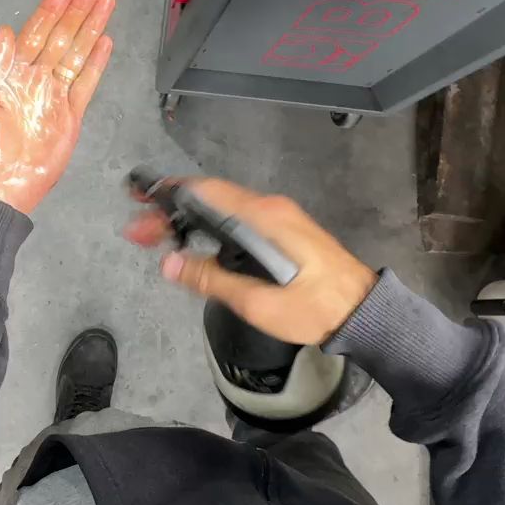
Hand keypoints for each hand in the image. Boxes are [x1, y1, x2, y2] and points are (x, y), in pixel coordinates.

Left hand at [0, 0, 115, 213]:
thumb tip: (7, 31)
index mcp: (10, 74)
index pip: (35, 32)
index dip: (50, 8)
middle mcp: (35, 80)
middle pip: (61, 36)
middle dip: (79, 8)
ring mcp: (55, 98)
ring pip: (77, 54)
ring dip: (92, 27)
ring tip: (106, 0)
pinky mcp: (71, 118)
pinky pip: (86, 85)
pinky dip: (96, 64)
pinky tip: (105, 41)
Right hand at [124, 178, 378, 344]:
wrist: (366, 313)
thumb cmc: (314, 309)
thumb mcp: (258, 302)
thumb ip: (211, 280)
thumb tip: (168, 264)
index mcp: (262, 218)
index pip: (206, 191)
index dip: (168, 193)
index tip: (139, 199)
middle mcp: (269, 208)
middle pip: (209, 198)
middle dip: (170, 211)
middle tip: (138, 229)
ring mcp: (277, 217)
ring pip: (221, 208)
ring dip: (187, 219)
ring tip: (157, 236)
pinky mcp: (283, 229)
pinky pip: (236, 217)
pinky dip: (207, 224)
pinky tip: (193, 241)